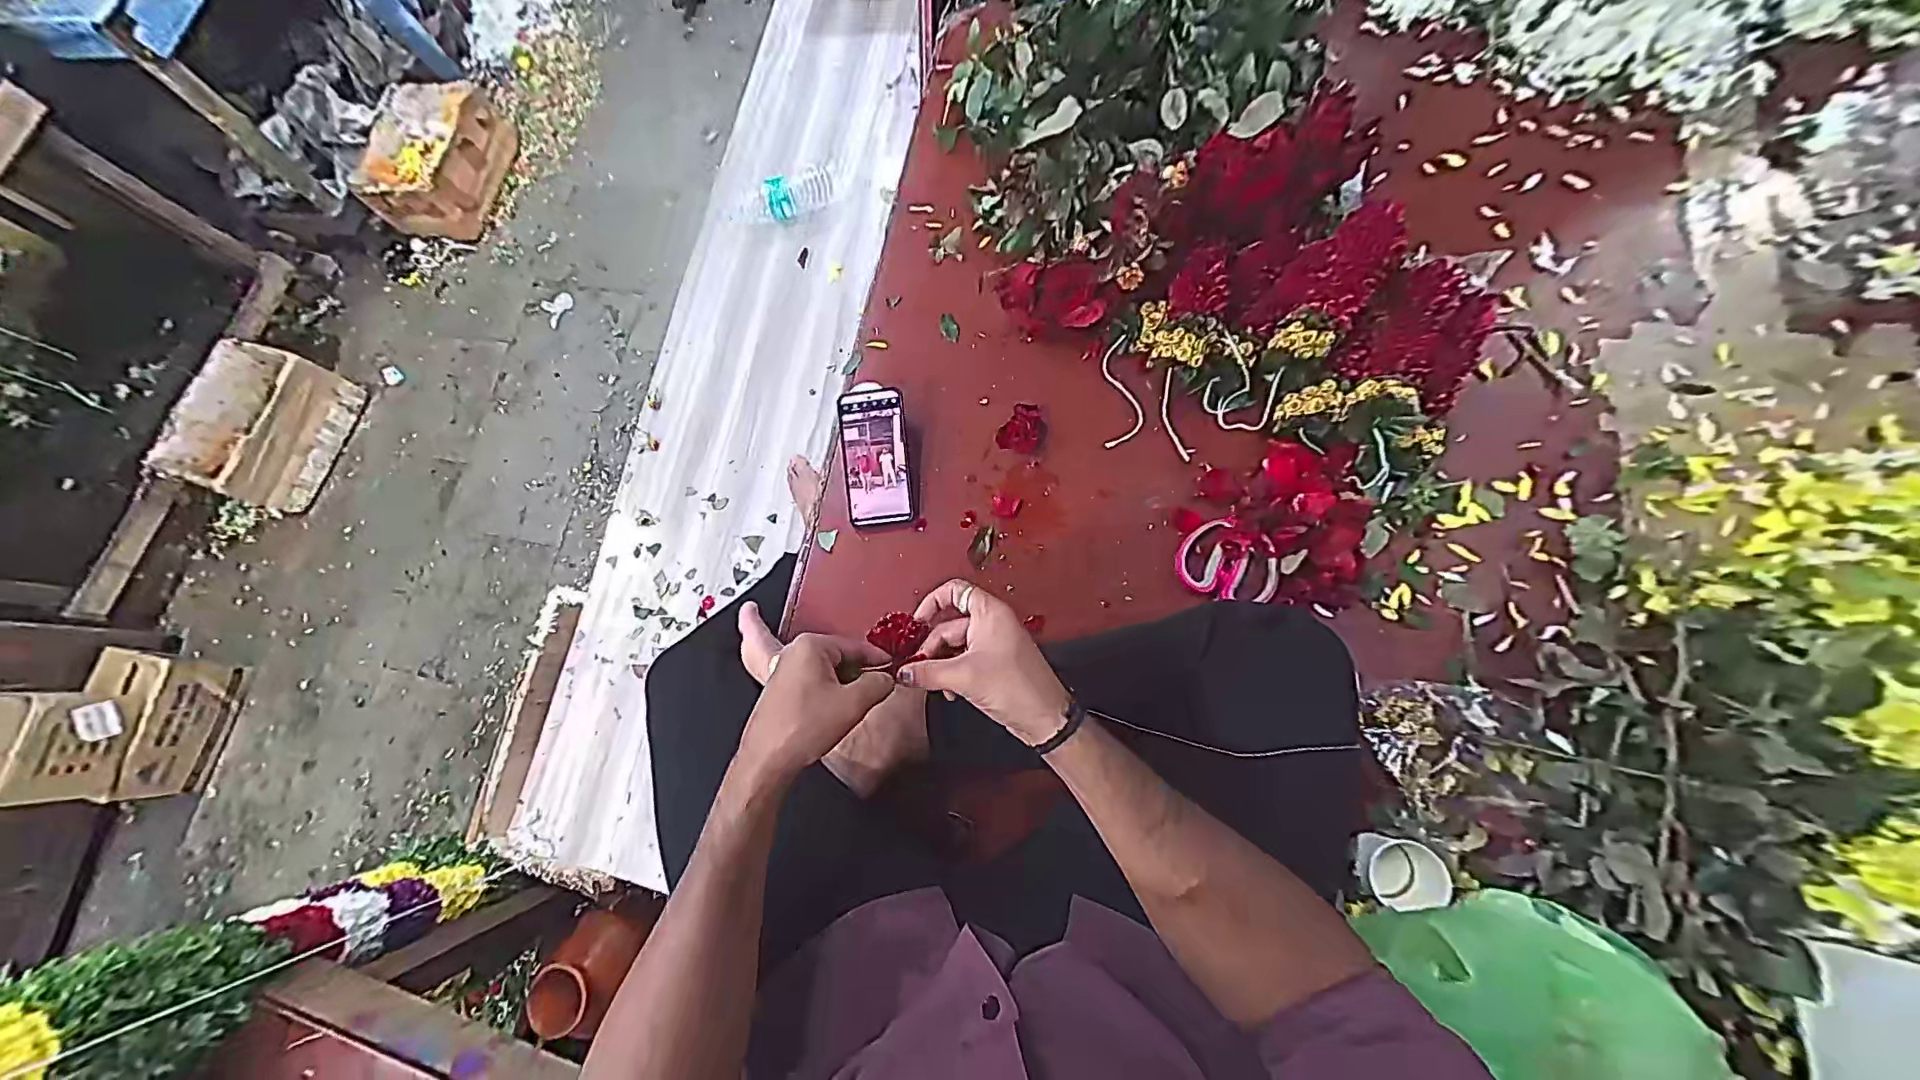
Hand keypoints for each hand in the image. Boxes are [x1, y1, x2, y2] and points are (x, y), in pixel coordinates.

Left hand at [736, 634, 894, 785]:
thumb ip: (879, 684)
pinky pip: (813, 683)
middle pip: (841, 657)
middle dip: (860, 673)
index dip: (878, 659)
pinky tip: (834, 713)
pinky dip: (828, 693)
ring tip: (855, 705)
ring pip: (827, 671)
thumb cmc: (802, 729)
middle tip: (877, 688)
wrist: (767, 760)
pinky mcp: (780, 689)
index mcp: (811, 646)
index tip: (892, 667)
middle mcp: (794, 652)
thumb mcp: (855, 703)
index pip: (855, 646)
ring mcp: (783, 670)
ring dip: (844, 685)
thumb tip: (887, 678)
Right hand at [897, 579, 1071, 745]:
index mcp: (990, 613)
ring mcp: (993, 644)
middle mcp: (992, 624)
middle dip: (931, 645)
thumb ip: (928, 672)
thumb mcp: (964, 677)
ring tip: (932, 681)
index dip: (931, 603)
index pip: (954, 591)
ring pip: (955, 645)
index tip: (916, 623)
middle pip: (949, 623)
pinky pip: (964, 660)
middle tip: (917, 665)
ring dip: (940, 663)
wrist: (1045, 717)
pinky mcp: (994, 664)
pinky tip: (949, 690)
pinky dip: (952, 673)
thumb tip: (905, 671)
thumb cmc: (1019, 688)